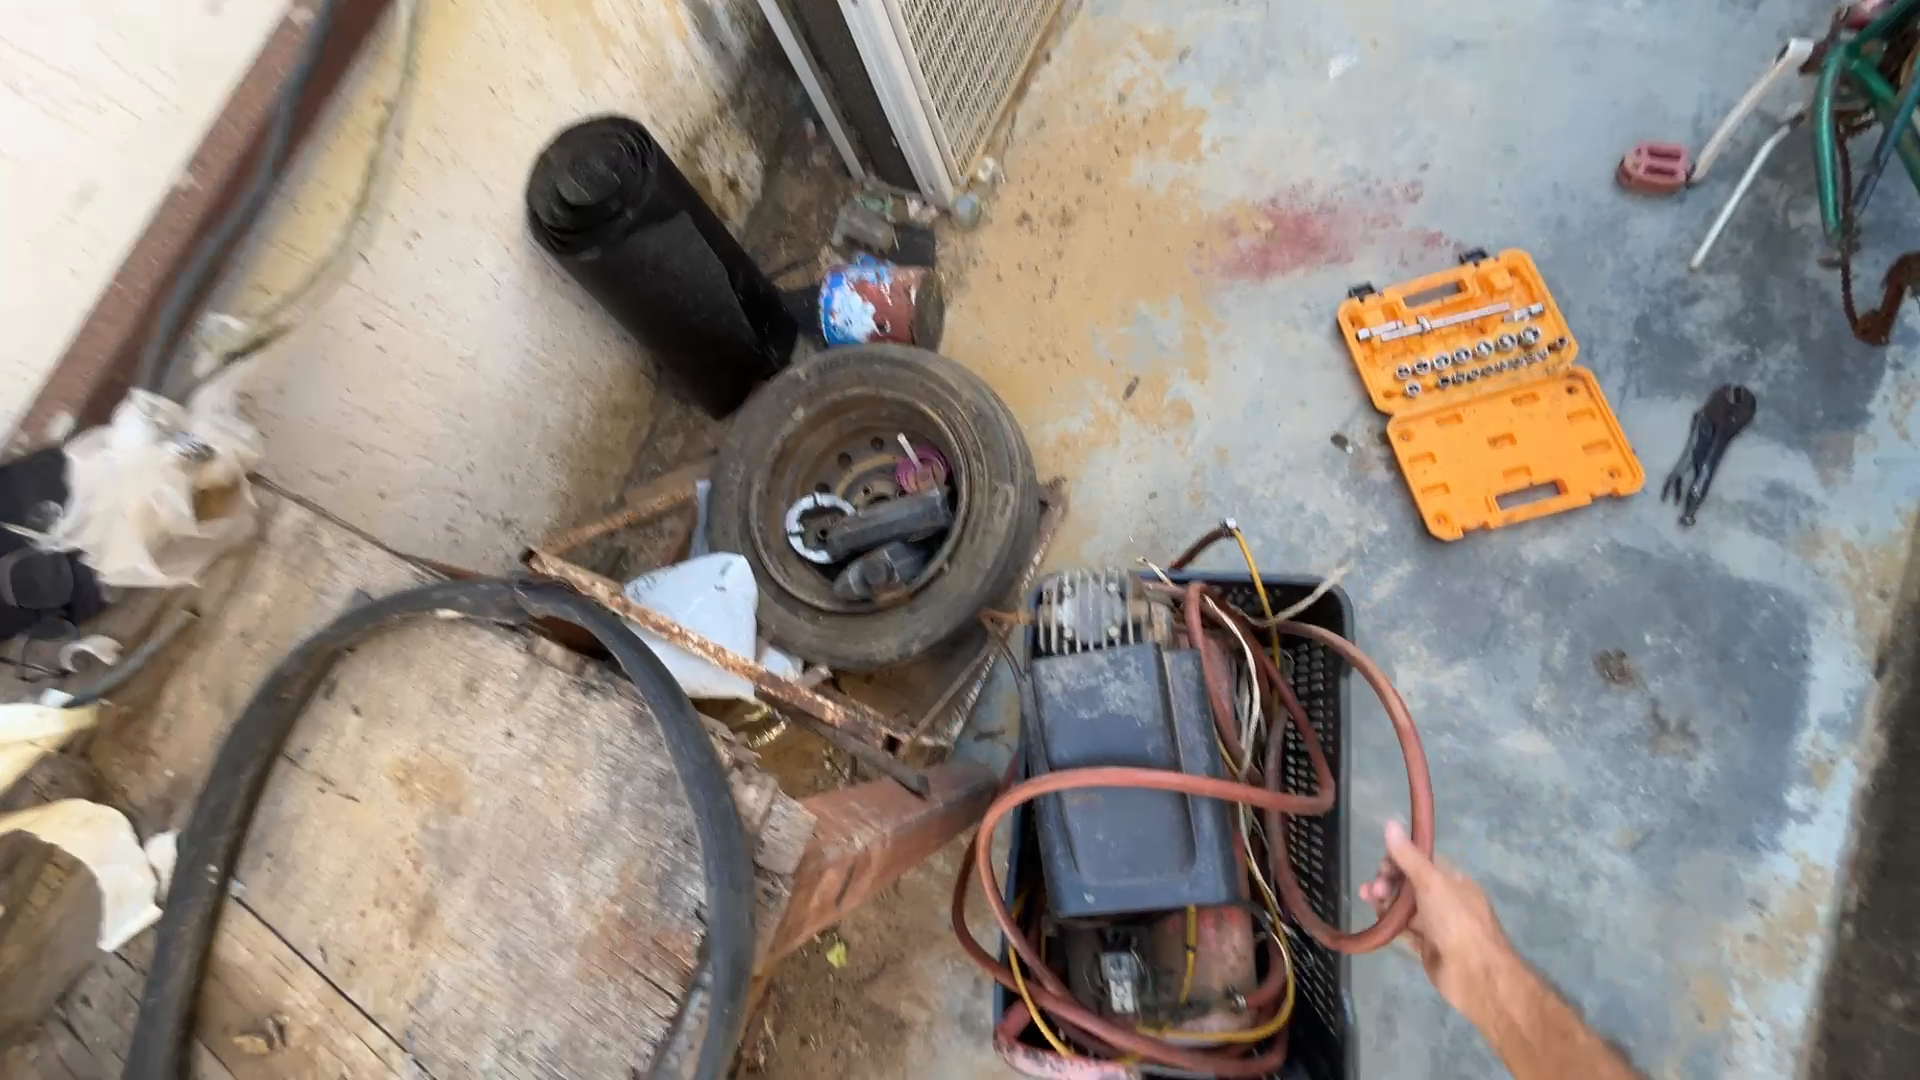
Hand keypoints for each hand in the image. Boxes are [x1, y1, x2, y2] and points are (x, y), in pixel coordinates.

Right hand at [1358, 820, 1519, 1024]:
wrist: (1477, 977)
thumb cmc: (1457, 922)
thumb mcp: (1431, 882)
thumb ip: (1408, 855)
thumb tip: (1390, 822)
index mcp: (1452, 881)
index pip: (1420, 861)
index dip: (1398, 860)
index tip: (1383, 866)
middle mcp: (1445, 900)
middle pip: (1409, 882)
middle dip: (1387, 881)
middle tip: (1375, 889)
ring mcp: (1437, 924)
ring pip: (1403, 905)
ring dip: (1384, 899)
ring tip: (1367, 900)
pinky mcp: (1428, 945)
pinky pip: (1404, 928)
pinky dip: (1390, 922)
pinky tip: (1378, 920)